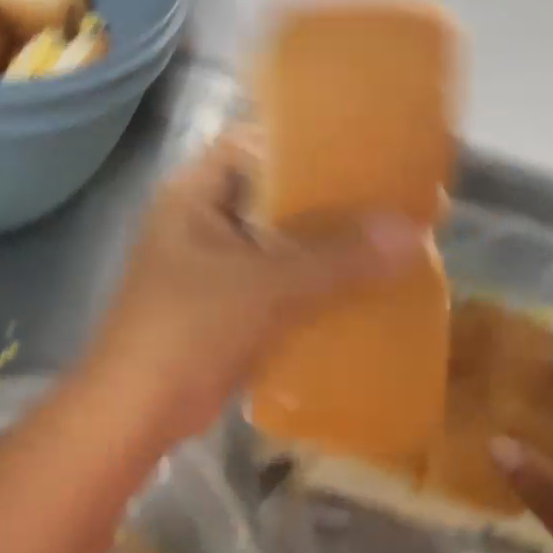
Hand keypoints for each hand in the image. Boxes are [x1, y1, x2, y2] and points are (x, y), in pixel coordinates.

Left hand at [80, 134, 425, 447]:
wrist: (137, 408)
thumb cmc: (190, 328)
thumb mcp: (267, 286)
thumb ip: (339, 256)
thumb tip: (415, 230)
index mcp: (192, 195)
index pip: (251, 144)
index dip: (305, 144)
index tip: (365, 152)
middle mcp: (198, 221)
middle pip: (270, 195)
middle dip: (329, 202)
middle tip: (396, 202)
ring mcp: (208, 265)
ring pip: (277, 243)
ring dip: (326, 248)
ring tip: (395, 244)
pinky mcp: (222, 306)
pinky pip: (276, 283)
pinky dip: (313, 285)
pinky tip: (364, 292)